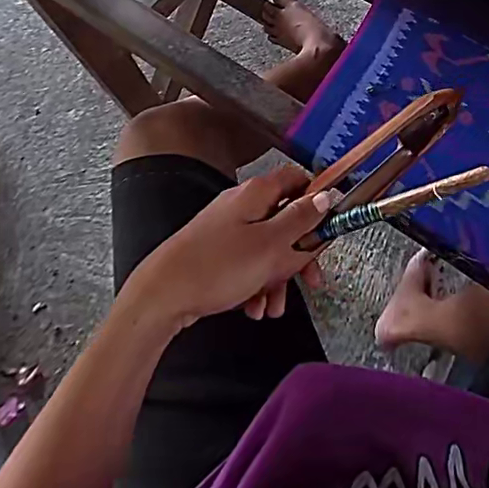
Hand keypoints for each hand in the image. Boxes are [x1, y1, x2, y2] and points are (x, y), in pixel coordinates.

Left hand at [122, 165, 340, 328]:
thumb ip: (302, 220)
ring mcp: (226, 228)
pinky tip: (254, 307)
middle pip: (286, 219)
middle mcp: (242, 204)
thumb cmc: (214, 268)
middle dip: (299, 252)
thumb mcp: (271, 246)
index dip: (317, 201)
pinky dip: (256, 283)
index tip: (328, 226)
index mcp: (257, 193)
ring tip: (274, 305)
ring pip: (268, 246)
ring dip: (278, 276)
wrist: (160, 297)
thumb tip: (326, 196)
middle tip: (310, 277)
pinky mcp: (215, 251)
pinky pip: (247, 263)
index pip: (298, 180)